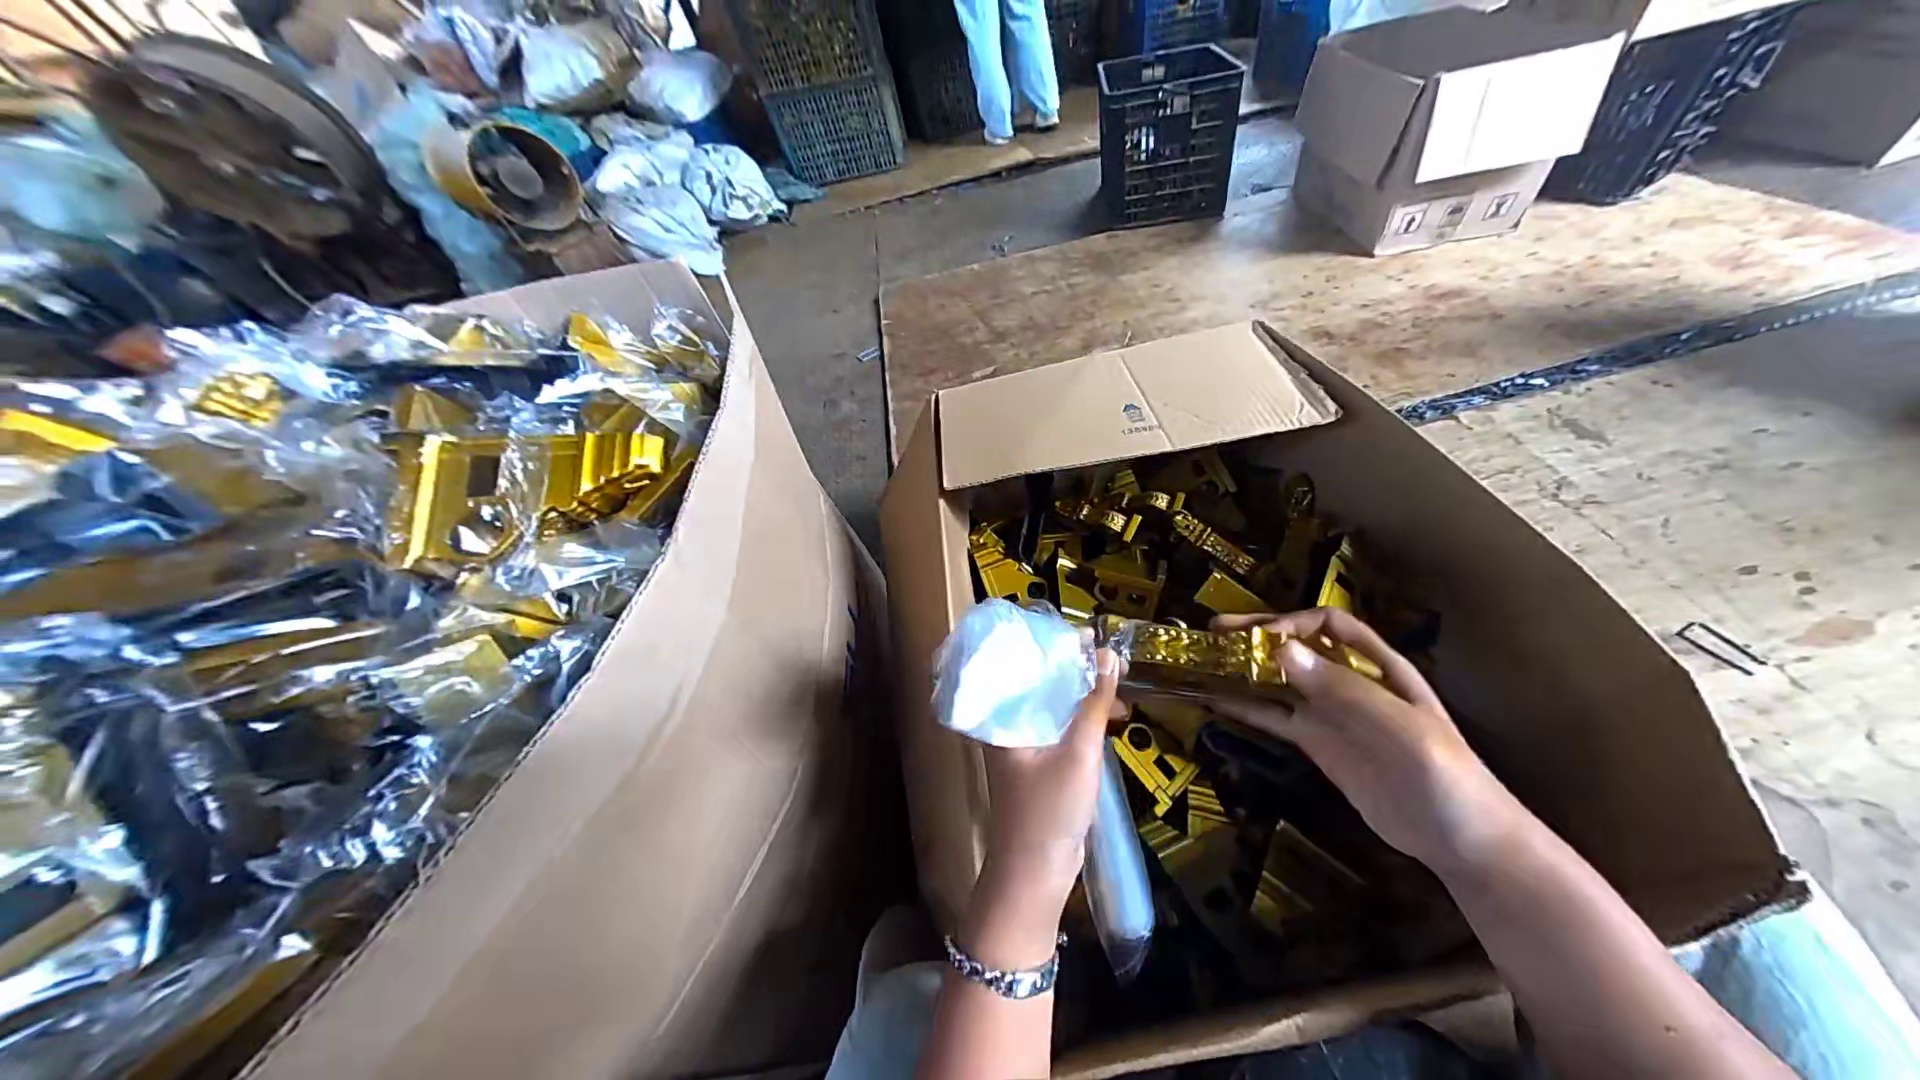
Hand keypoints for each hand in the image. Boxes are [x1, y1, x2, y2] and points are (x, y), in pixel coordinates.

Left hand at [964, 648, 1123, 966]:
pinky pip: (1060, 727)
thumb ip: (1094, 704)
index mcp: (1004, 716)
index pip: (1024, 665)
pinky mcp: (1038, 763)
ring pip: (1053, 706)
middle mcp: (1008, 724)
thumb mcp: (1079, 751)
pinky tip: (1109, 719)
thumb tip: (1108, 654)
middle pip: (1040, 683)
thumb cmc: (1050, 808)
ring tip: (1118, 691)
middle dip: (1076, 670)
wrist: (1035, 872)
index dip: (1056, 647)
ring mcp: (1023, 745)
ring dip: (1083, 696)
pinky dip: (1082, 719)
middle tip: (1111, 662)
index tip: (1090, 636)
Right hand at [1210, 609, 1528, 875]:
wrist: (1464, 843)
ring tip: (1204, 660)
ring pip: (1280, 680)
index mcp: (1379, 667)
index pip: (1328, 626)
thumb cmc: (1446, 777)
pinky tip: (1216, 701)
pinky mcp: (1317, 744)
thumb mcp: (1401, 729)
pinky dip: (1246, 708)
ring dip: (1244, 668)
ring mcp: (1331, 715)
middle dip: (1255, 636)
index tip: (1256, 638)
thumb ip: (1342, 690)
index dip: (1292, 624)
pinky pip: (1276, 718)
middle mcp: (1349, 683)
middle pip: (1297, 647)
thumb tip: (1279, 651)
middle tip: (1213, 630)